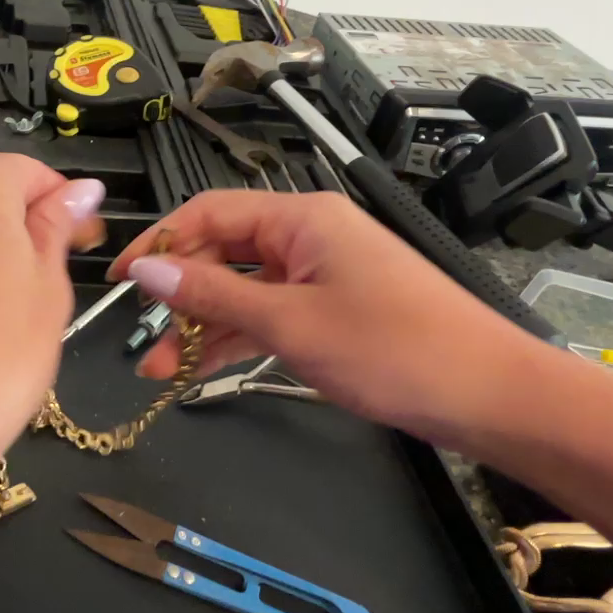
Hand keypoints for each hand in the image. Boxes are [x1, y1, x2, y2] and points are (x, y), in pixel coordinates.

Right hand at [110, 190, 558, 445]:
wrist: (493, 398)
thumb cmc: (395, 350)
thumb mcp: (288, 323)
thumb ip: (210, 294)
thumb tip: (144, 268)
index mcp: (298, 219)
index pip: (207, 214)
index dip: (157, 244)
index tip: (119, 280)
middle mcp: (305, 236)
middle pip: (220, 252)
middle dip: (177, 295)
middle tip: (142, 339)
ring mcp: (318, 273)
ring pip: (240, 289)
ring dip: (200, 325)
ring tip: (160, 368)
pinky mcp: (330, 308)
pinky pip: (266, 313)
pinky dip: (234, 337)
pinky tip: (199, 368)